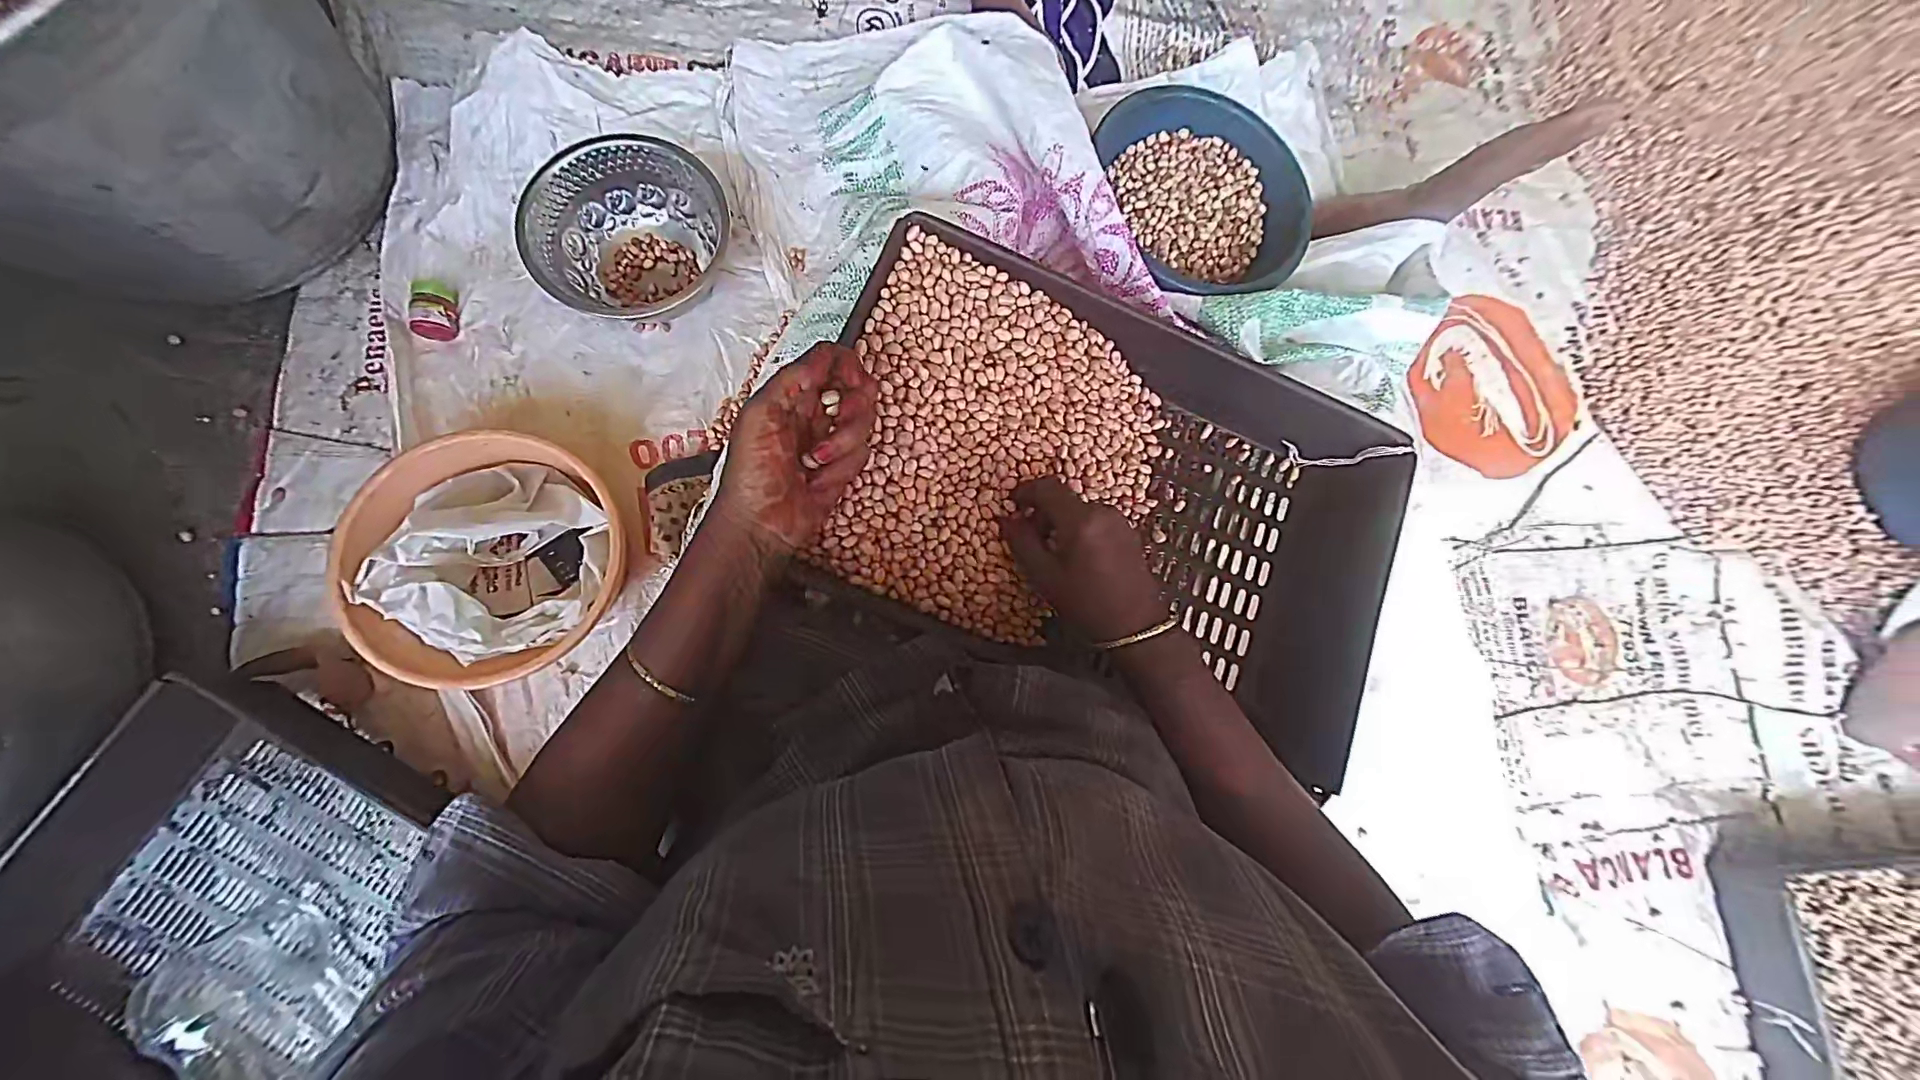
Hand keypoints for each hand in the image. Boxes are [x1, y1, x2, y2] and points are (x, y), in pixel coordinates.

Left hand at [710, 342, 876, 556]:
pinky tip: (819, 479)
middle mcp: (814, 414)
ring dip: (844, 442)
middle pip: (857, 389)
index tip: (853, 379)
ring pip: (864, 422)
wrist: (760, 524)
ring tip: (816, 460)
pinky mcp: (843, 467)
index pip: (829, 362)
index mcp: (791, 395)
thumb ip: (791, 380)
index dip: (847, 364)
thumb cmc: (750, 474)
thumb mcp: (759, 415)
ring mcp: (831, 440)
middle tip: (839, 418)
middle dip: (854, 405)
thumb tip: (824, 357)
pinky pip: (862, 453)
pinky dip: (843, 466)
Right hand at [999, 476, 1165, 641]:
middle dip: (1042, 513)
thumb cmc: (1085, 603)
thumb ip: (1022, 541)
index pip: (1047, 487)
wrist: (1134, 626)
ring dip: (1060, 523)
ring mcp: (1118, 520)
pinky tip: (1076, 558)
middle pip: (1063, 499)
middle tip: (1030, 538)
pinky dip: (1079, 529)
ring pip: (1079, 510)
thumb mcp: (1044, 575)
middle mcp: (1102, 511)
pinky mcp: (1128, 532)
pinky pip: (1095, 520)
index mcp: (1079, 519)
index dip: (1025, 491)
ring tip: (1053, 554)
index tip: (1012, 503)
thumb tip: (1007, 518)